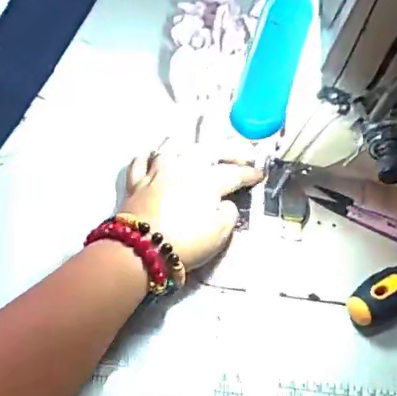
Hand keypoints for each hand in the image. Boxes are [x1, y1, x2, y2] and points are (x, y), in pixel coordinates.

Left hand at [119, 148, 261, 270]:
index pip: (235, 173)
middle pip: (209, 150)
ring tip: (195, 150)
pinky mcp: (136, 182)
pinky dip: (150, 158)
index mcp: (208, 179)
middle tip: (241, 153)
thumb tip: (224, 203)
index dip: (249, 174)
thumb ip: (229, 213)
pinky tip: (154, 159)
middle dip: (229, 150)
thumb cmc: (187, 241)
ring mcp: (157, 171)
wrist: (142, 248)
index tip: (259, 175)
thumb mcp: (220, 233)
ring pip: (173, 148)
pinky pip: (142, 161)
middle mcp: (183, 166)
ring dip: (188, 147)